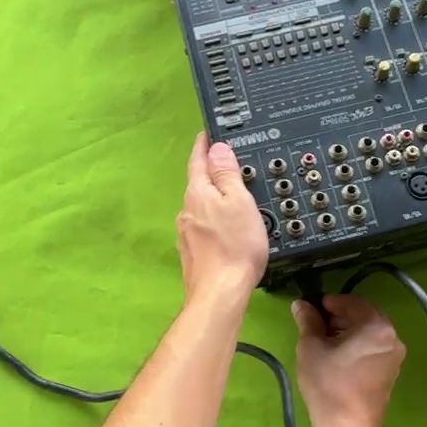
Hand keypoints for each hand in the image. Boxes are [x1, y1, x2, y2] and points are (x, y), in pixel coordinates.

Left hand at [176, 132, 268, 304]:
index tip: (207, 133)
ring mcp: (187, 234)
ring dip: (213, 199)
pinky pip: (203, 227)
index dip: (203, 145)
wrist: (220, 293)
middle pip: (198, 184)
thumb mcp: (239, 202)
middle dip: (210, 173)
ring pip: (200, 207)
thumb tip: (217, 149)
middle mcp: (187, 210)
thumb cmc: (235, 246)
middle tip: (227, 163)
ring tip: (231, 197)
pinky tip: (226, 228)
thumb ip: (227, 174)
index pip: (198, 160)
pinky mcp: (193, 253)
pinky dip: (214, 220)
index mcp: (198, 193)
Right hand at [291, 294, 405, 426]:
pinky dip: (356, 347)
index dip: (330, 303)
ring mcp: (394, 358)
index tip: (311, 309)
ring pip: (368, 335)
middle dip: (338, 318)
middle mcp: (392, 338)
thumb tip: (300, 304)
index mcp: (377, 326)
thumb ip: (308, 321)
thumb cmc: (328, 384)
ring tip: (323, 343)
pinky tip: (336, 357)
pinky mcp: (390, 374)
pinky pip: (372, 350)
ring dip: (347, 333)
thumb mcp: (311, 348)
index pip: (352, 303)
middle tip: (314, 326)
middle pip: (363, 317)